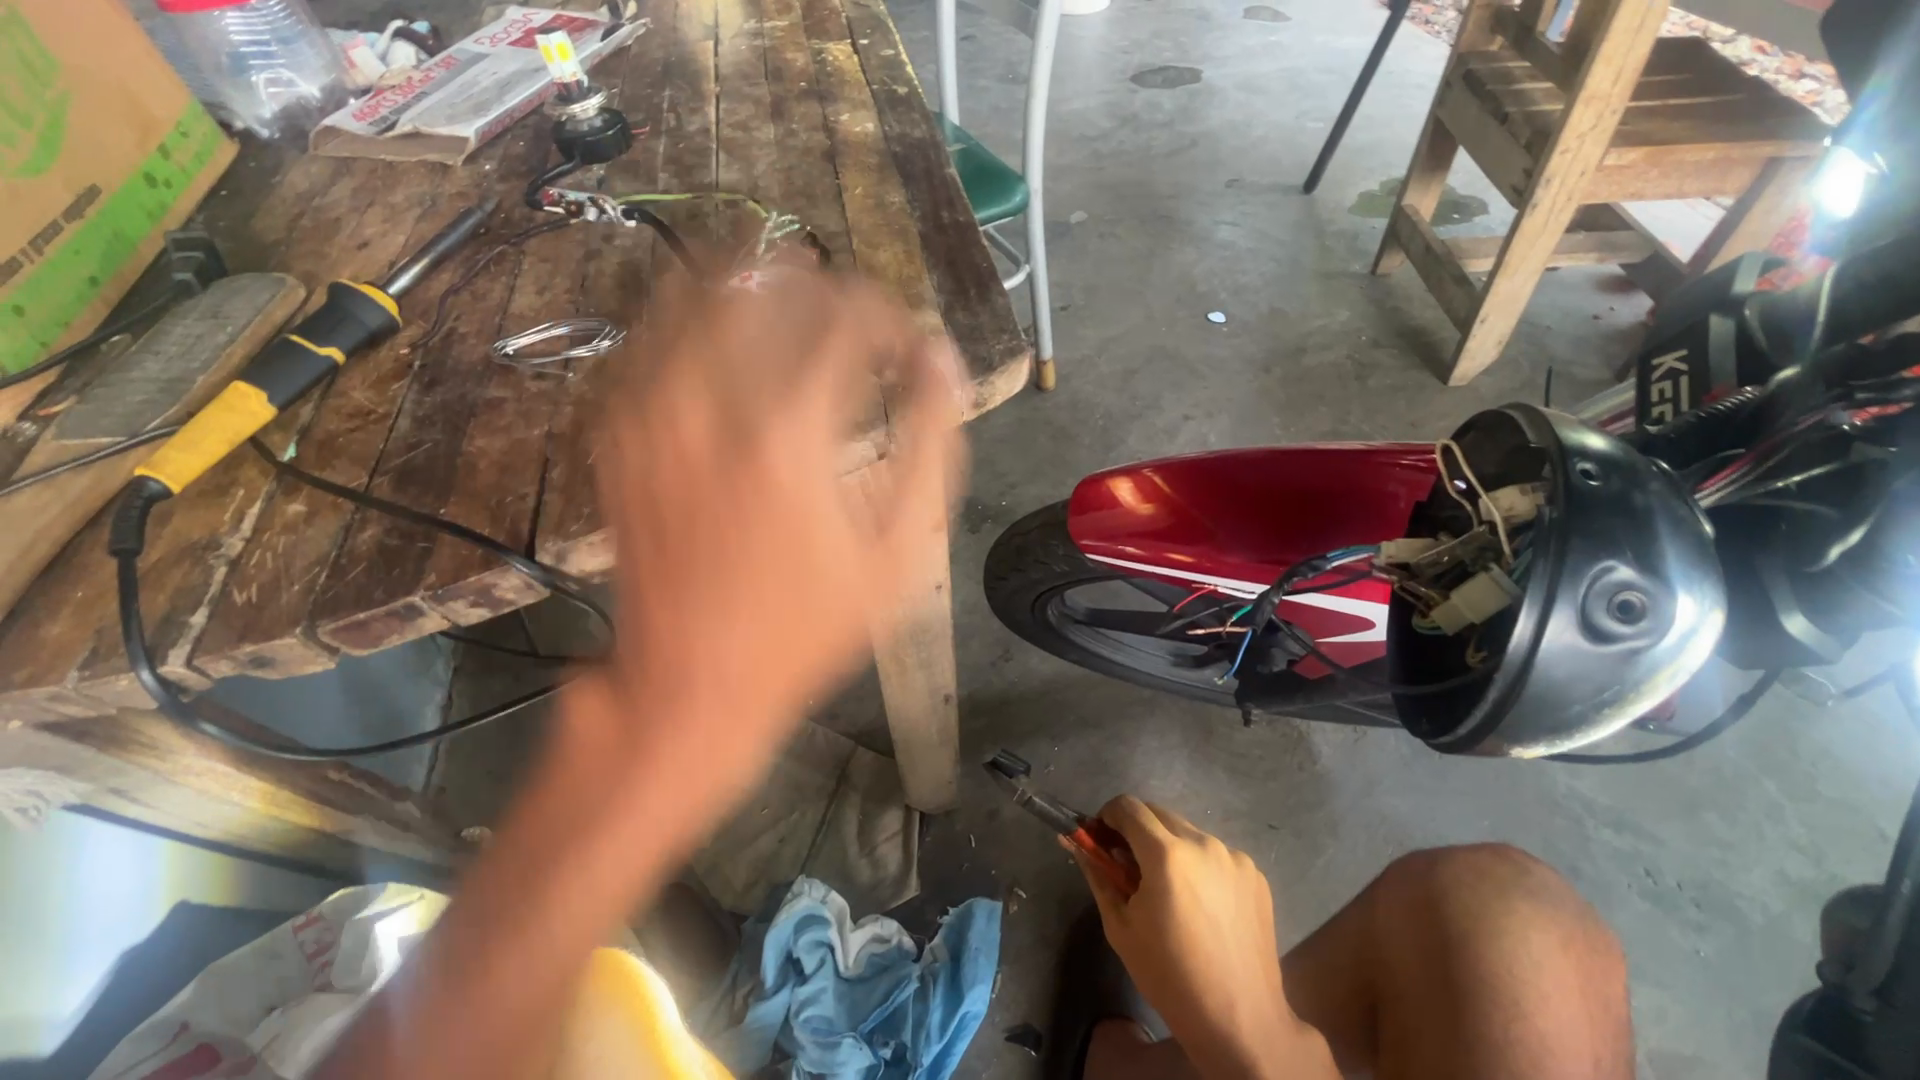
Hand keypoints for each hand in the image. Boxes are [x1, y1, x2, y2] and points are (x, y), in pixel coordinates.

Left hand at [565, 268, 965, 836]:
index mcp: (791, 435)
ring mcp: (651, 416)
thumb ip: (933, 445)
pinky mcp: (618, 437)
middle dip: (817, 281)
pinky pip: (648, 342)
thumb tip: (942, 360)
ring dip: (749, 282)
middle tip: (847, 307)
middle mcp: (712, 406)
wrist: (688, 682)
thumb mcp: (898, 554)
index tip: (905, 338)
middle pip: (762, 284)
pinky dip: (690, 321)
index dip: (888, 312)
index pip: (847, 318)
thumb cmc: (805, 629)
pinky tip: (721, 337)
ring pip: (692, 295)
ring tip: (788, 297)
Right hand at [1070, 796, 1332, 1079]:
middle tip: (1129, 868)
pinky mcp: (1256, 875)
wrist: (1239, 1018)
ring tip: (1170, 892)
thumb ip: (1099, 875)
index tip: (1102, 841)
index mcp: (1167, 854)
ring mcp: (1235, 858)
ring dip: (1170, 847)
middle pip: (1158, 814)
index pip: (1128, 806)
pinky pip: (1217, 855)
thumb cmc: (1169, 976)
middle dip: (1137, 831)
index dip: (1108, 817)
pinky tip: (1202, 906)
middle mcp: (1204, 844)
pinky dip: (1200, 866)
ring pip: (1189, 833)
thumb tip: (1078, 843)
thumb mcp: (1120, 926)